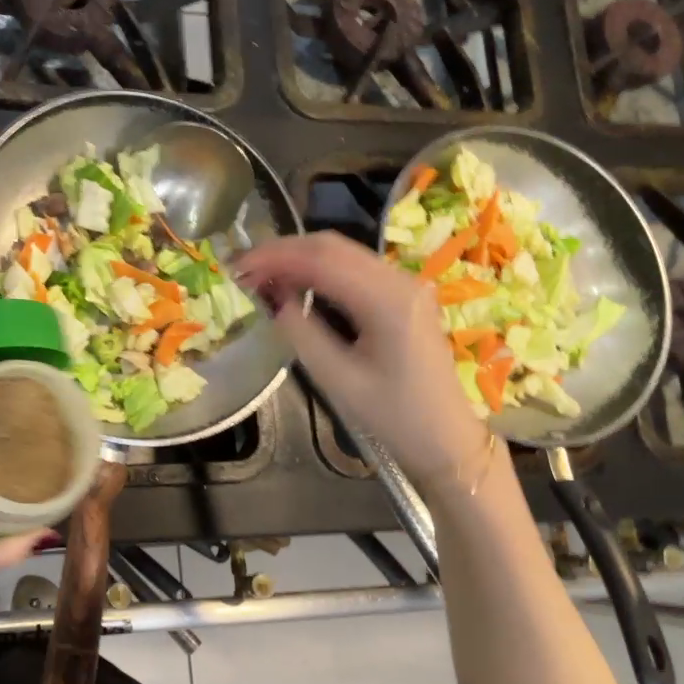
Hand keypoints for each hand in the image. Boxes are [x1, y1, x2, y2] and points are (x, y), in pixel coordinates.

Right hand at [235, 231, 486, 485]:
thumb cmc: (393, 415)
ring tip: (262, 276)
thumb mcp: (336, 379)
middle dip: (283, 252)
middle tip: (243, 270)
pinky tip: (295, 284)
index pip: (320, 260)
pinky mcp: (402, 295)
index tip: (237, 269)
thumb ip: (301, 332)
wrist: (445, 437)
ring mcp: (405, 285)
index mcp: (386, 300)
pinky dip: (319, 269)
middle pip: (332, 246)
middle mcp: (399, 280)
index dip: (274, 257)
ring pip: (342, 253)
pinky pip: (354, 268)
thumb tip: (274, 298)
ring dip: (299, 258)